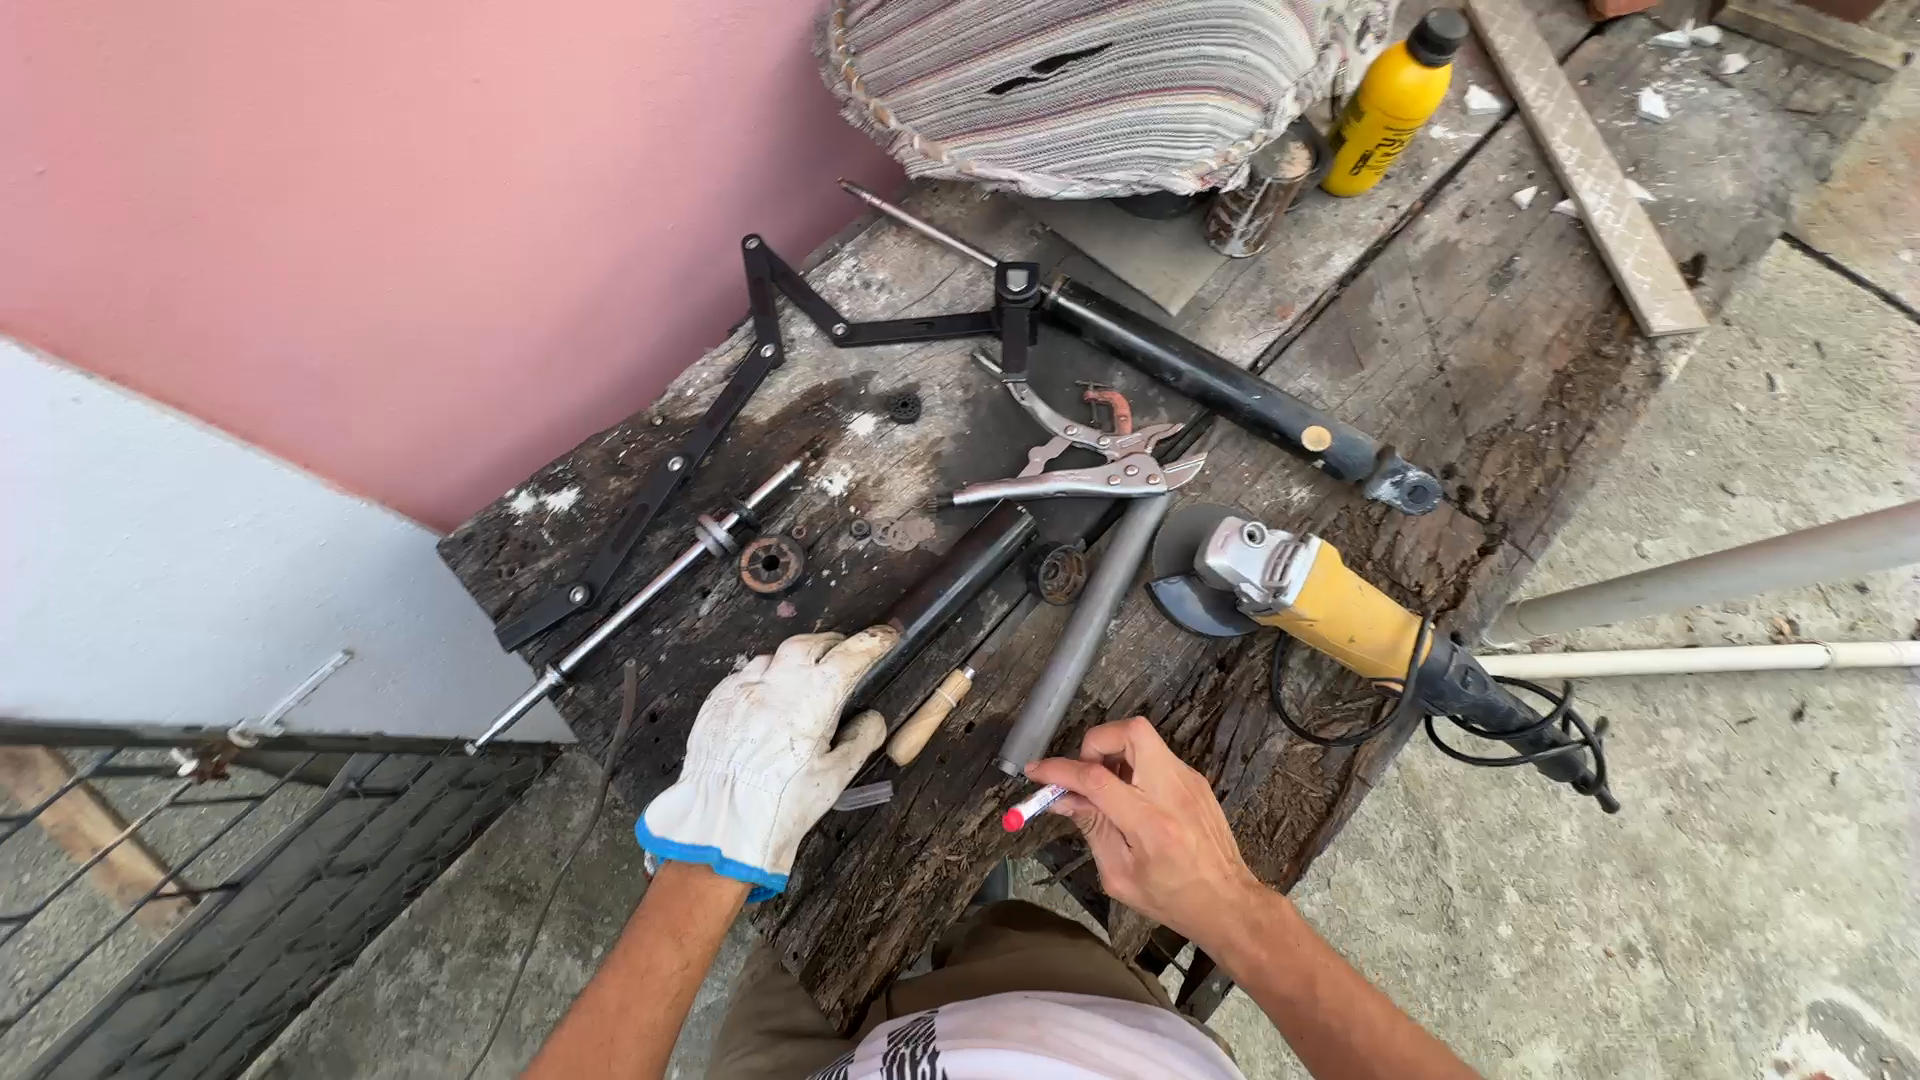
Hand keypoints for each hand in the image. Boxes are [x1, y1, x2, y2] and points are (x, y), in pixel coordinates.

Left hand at [637, 626, 896, 899]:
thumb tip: (872, 718)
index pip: (851, 655)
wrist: (722, 825)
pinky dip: (762, 680)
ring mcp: (743, 688)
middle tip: (842, 656)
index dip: (873, 641)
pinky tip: (766, 701)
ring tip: (801, 681)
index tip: (887, 636)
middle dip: (831, 644)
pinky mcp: (717, 700)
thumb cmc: (786, 803)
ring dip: (793, 662)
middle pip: (809, 643)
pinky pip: (744, 676)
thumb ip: (860, 739)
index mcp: (814, 698)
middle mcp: (778, 683)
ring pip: (774, 656)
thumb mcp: (835, 776)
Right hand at [1026, 716, 1264, 950]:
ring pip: (1143, 737)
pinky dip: (1134, 766)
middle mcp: (1171, 791)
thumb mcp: (1119, 874)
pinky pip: (1155, 755)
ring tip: (1108, 789)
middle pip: (1130, 731)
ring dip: (1114, 752)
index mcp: (1149, 823)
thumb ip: (1090, 828)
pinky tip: (1132, 798)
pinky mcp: (1195, 779)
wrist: (1230, 903)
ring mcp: (1187, 780)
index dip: (1059, 770)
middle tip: (1086, 772)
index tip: (1036, 771)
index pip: (1095, 779)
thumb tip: (1061, 798)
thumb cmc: (1171, 898)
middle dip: (1097, 742)